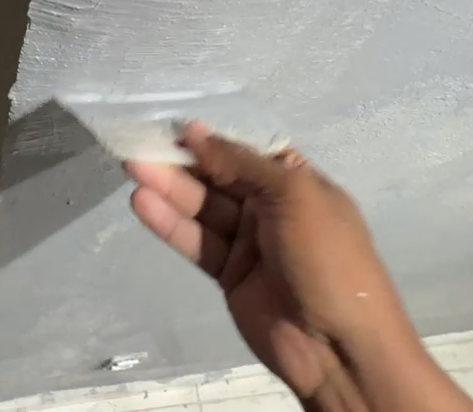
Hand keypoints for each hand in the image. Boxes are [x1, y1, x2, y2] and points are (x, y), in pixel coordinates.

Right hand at [128, 124, 472, 411]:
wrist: (341, 349)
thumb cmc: (328, 256)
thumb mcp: (292, 194)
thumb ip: (239, 162)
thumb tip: (194, 131)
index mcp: (294, 180)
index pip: (246, 147)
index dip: (211, 135)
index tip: (174, 123)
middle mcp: (269, 204)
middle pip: (217, 175)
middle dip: (181, 159)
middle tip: (139, 143)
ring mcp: (248, 240)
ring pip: (201, 205)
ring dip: (168, 187)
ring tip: (131, 167)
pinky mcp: (228, 272)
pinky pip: (195, 240)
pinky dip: (169, 223)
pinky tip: (143, 203)